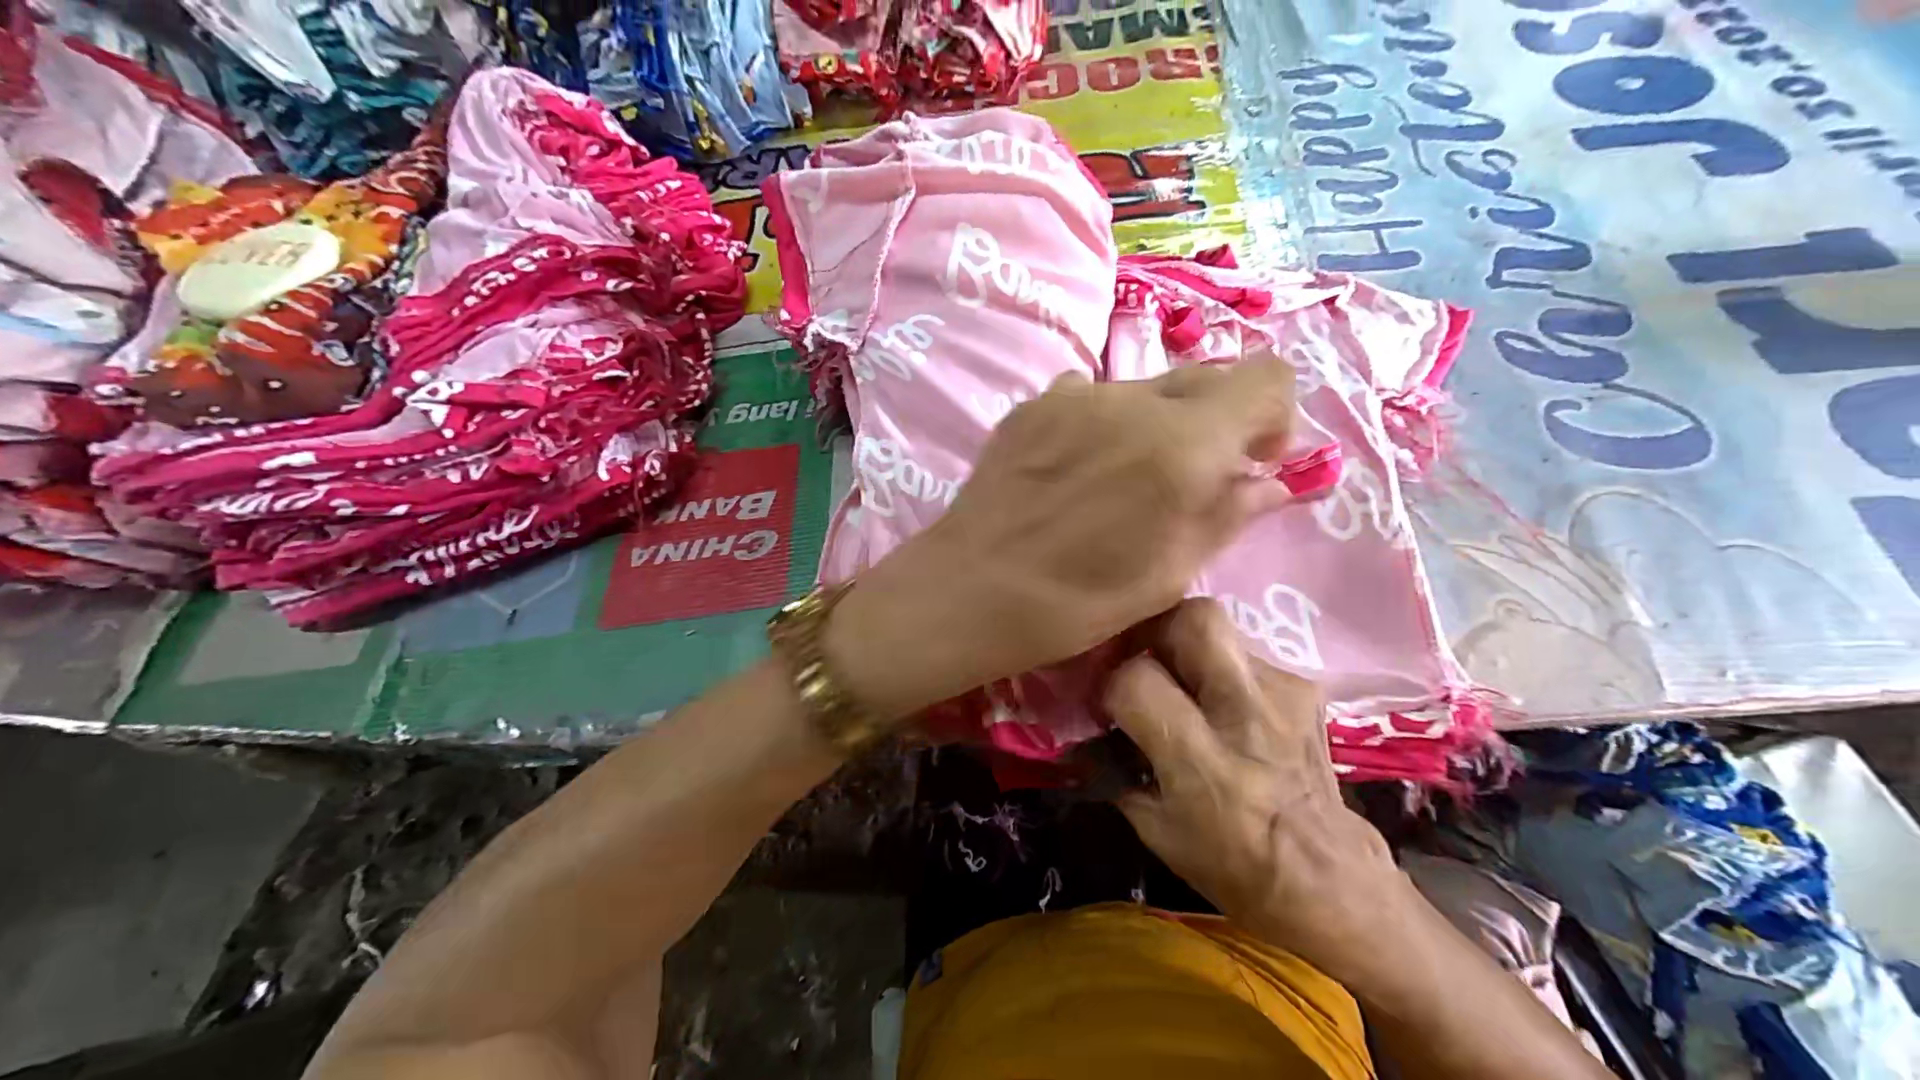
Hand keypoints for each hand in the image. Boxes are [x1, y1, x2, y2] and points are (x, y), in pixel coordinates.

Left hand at [827, 355, 1297, 719]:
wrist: (971, 590)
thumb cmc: (1081, 599)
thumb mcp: (1172, 571)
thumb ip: (1231, 511)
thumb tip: (1272, 481)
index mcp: (1183, 442)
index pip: (1267, 376)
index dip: (1272, 416)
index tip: (1250, 462)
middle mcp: (1133, 399)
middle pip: (1208, 376)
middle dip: (1218, 420)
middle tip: (1193, 477)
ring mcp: (1076, 394)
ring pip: (1146, 389)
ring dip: (1157, 424)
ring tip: (1122, 483)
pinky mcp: (1033, 404)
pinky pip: (1092, 397)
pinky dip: (1105, 424)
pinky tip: (1076, 474)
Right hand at [1104, 599, 1418, 982]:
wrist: (1328, 879)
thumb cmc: (1232, 864)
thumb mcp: (1154, 829)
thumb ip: (1116, 770)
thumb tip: (1085, 734)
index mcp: (1203, 762)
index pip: (1137, 680)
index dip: (1110, 685)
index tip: (1108, 705)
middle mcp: (1246, 715)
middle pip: (1194, 620)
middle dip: (1156, 628)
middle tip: (1140, 656)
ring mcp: (1283, 695)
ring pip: (1220, 627)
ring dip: (1189, 648)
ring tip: (1181, 682)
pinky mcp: (1304, 689)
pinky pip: (1244, 653)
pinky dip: (1221, 668)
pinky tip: (1221, 702)